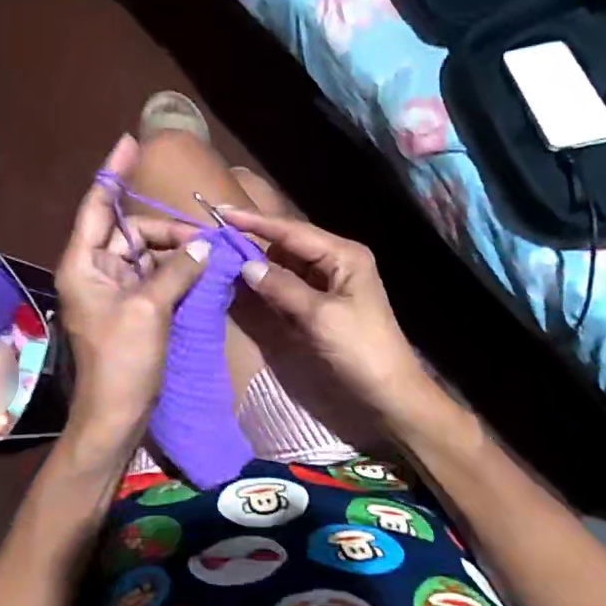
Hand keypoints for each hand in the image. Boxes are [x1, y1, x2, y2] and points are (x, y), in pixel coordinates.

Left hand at [56, 136, 210, 444]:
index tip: (130, 141)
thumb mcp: (150, 309)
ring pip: (146, 254)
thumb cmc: (122, 360)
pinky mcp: (132, 308)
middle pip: (130, 230)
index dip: (114, 173)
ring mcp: (114, 290)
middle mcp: (95, 270)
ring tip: (209, 255)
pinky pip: (154, 276)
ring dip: (175, 251)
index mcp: (84, 263)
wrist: (115, 414)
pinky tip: (200, 269)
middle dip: (165, 228)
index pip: (98, 205)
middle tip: (205, 238)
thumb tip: (205, 245)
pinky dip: (176, 270)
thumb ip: (176, 270)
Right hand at [221, 208, 426, 417]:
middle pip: (287, 245)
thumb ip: (281, 287)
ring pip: (285, 266)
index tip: (221, 212)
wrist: (388, 393)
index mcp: (344, 255)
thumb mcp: (319, 316)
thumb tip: (245, 265)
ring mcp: (329, 284)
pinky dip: (268, 287)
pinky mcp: (321, 306)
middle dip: (254, 243)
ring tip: (224, 262)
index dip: (255, 221)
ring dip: (259, 266)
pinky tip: (246, 286)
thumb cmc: (361, 350)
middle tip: (216, 242)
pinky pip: (288, 288)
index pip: (291, 231)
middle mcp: (336, 262)